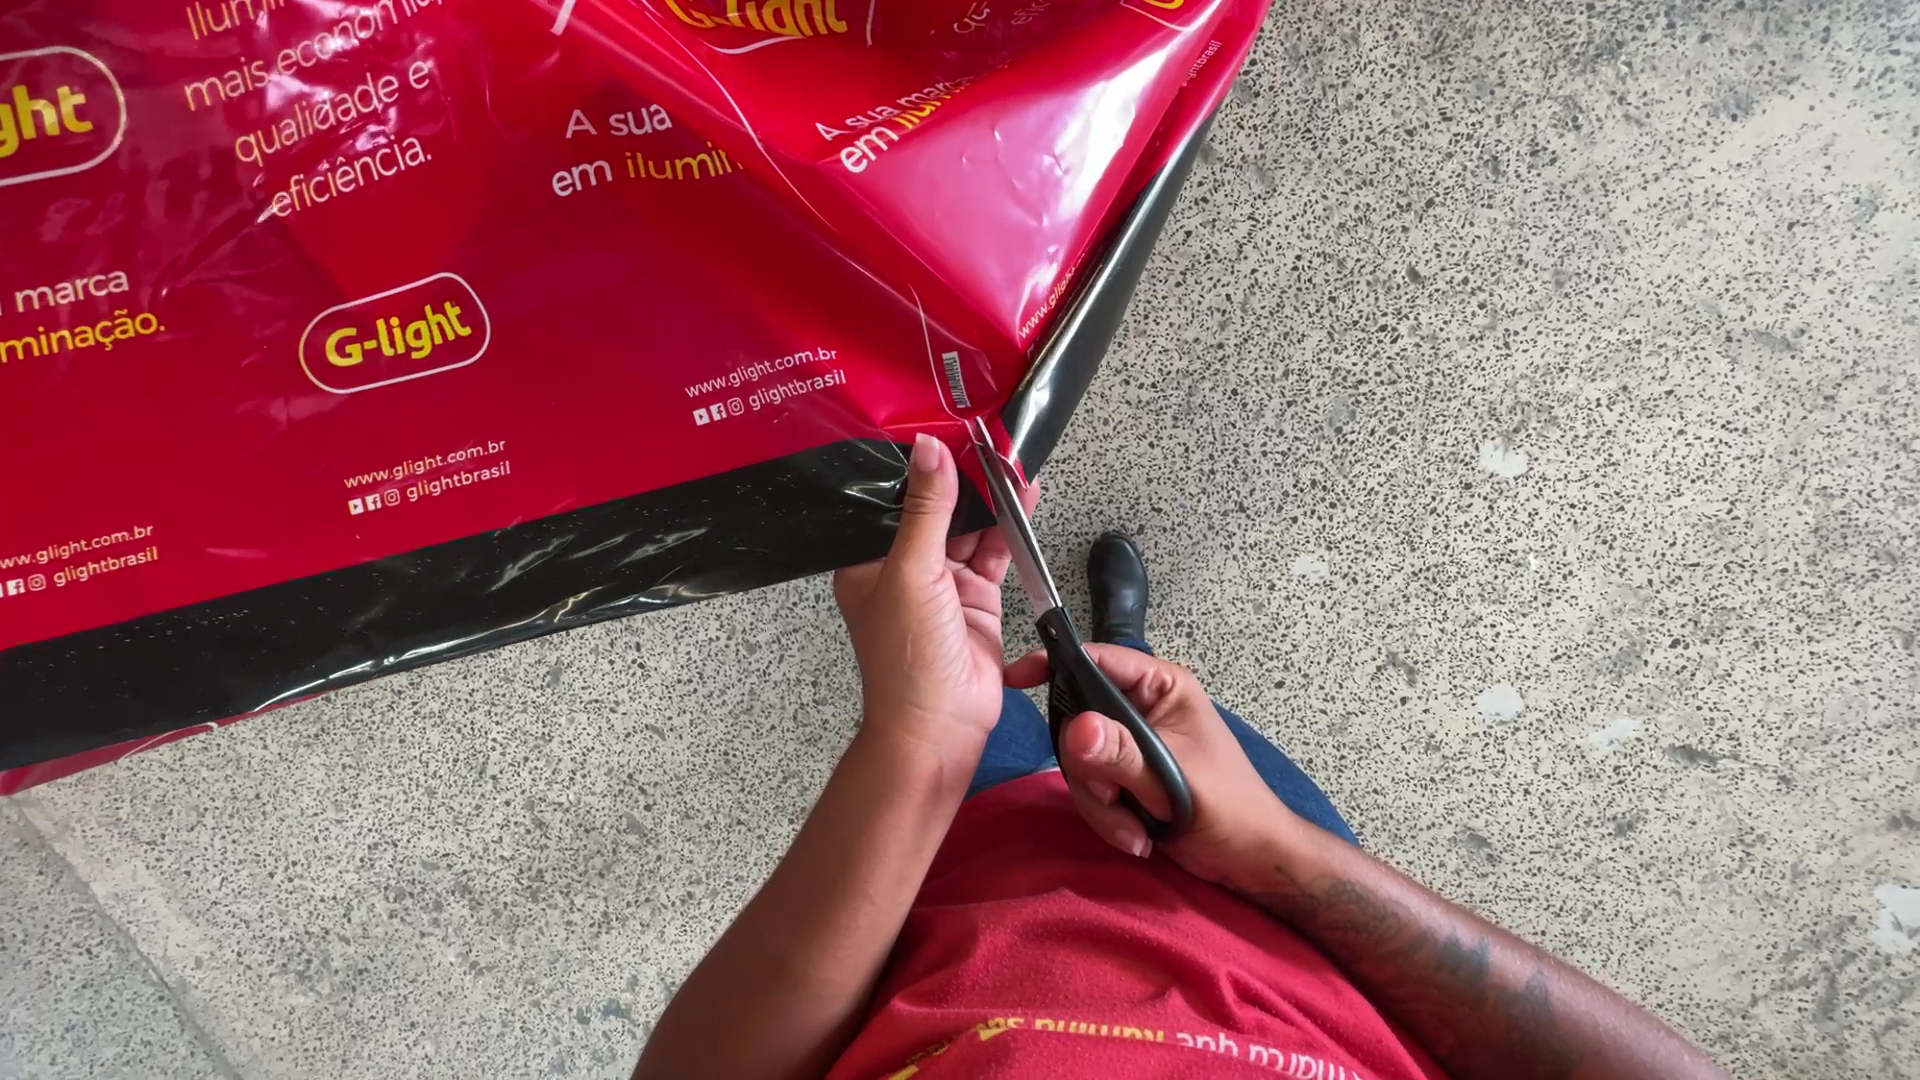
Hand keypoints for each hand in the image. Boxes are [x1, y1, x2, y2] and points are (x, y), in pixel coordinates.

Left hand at [834, 433, 1026, 761]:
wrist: (941, 728)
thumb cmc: (907, 657)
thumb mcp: (912, 573)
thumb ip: (927, 511)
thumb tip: (930, 450)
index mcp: (869, 560)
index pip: (894, 501)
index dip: (921, 468)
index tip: (949, 432)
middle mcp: (904, 568)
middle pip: (937, 512)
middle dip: (964, 481)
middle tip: (991, 442)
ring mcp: (943, 584)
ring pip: (969, 530)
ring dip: (992, 502)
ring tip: (1014, 463)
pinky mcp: (976, 600)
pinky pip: (994, 555)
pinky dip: (1010, 531)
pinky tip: (1025, 500)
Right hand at [1006, 644, 1304, 885]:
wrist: (1251, 864)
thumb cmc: (1232, 809)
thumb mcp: (1176, 780)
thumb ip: (1123, 754)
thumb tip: (1076, 728)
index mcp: (1160, 686)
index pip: (1097, 660)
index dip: (1055, 665)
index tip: (1016, 679)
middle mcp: (1138, 707)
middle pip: (1078, 718)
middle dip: (1090, 769)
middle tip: (1114, 798)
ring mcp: (1128, 742)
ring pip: (1078, 760)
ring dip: (1100, 802)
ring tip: (1136, 831)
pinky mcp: (1120, 775)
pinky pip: (1088, 786)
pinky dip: (1106, 816)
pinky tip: (1136, 837)